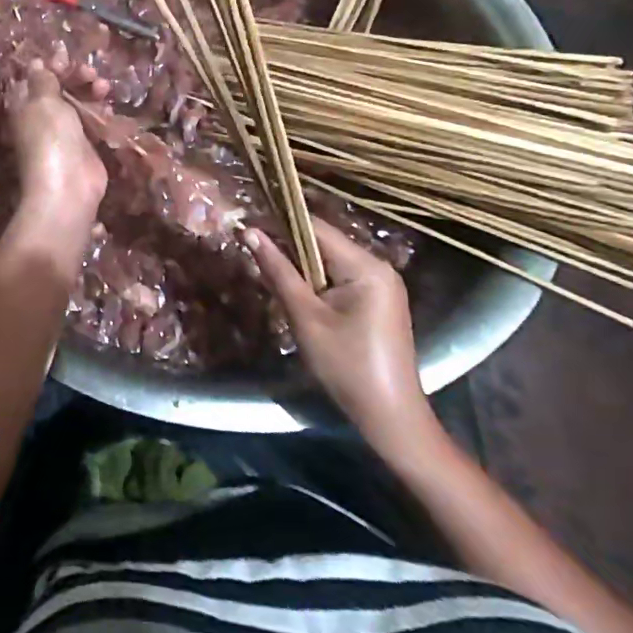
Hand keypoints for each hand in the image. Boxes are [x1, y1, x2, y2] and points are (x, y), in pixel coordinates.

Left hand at [7, 64, 106, 230]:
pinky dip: (100, 110)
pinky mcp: (83, 144)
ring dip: (91, 91)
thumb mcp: (43, 101)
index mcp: (23, 105)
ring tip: (103, 87)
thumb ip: (43, 80)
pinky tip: (109, 106)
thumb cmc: (50, 137)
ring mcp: (63, 131)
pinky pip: (92, 120)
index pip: (34, 78)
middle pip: (58, 88)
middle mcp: (40, 116)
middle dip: (75, 76)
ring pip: (77, 102)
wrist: (67, 186)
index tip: (66, 57)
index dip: (50, 66)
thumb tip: (35, 63)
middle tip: (91, 72)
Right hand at [244, 220, 434, 447]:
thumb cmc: (345, 363)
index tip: (243, 219)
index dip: (278, 220)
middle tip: (247, 242)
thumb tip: (249, 232)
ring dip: (296, 260)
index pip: (316, 228)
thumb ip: (277, 270)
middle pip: (322, 241)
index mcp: (367, 267)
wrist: (388, 412)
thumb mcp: (304, 315)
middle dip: (285, 241)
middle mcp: (378, 267)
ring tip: (262, 261)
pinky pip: (337, 274)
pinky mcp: (376, 299)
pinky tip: (291, 285)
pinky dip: (312, 276)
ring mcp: (380, 284)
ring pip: (327, 258)